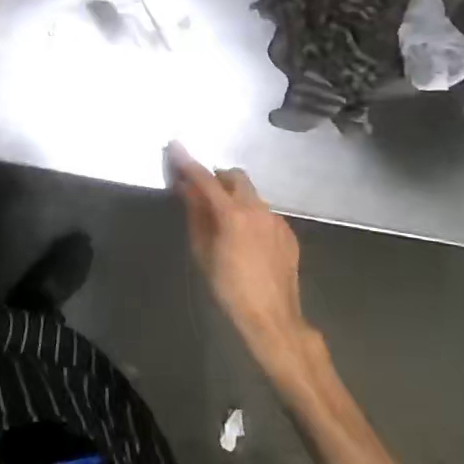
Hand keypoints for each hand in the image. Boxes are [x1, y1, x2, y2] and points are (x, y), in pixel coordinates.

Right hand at [166, 143, 308, 357]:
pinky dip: (250, 216)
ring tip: (223, 222)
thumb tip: (186, 190)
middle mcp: (258, 209)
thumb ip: (195, 215)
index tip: (175, 147)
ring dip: (235, 198)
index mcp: (233, 213)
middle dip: (218, 177)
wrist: (272, 317)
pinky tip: (245, 240)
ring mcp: (277, 220)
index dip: (188, 162)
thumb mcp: (202, 251)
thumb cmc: (228, 287)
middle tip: (202, 192)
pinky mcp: (288, 234)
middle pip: (236, 177)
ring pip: (252, 196)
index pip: (205, 179)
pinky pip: (265, 214)